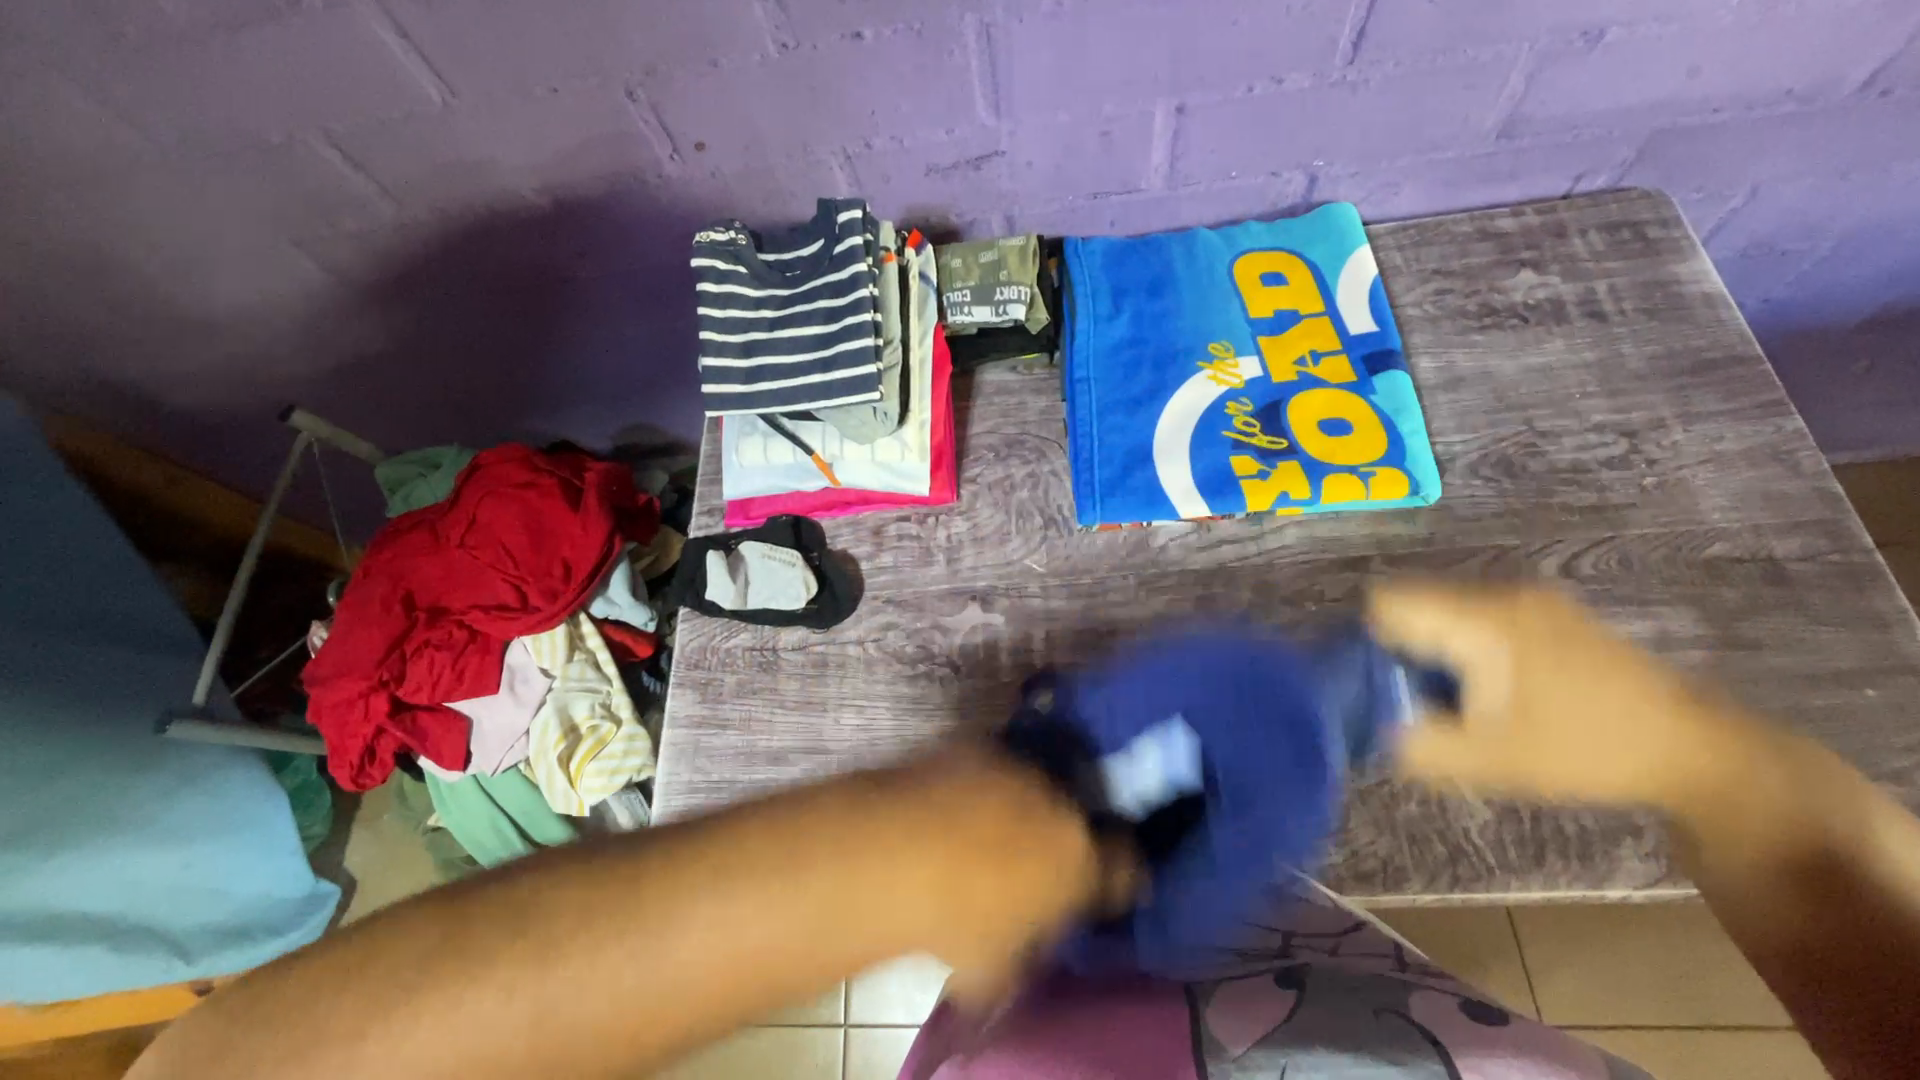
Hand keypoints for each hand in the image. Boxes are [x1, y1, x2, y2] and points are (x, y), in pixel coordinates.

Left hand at [871, 744, 1138, 1013]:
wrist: (896, 853)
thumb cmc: (954, 925)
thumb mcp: (997, 968)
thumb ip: (1025, 953)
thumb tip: (1021, 953)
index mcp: (1081, 863)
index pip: (1126, 868)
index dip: (1114, 881)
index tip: (1098, 891)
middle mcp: (1062, 806)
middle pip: (1076, 820)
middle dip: (1061, 838)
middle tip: (1031, 862)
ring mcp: (1020, 769)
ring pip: (1037, 787)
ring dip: (1023, 805)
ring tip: (986, 829)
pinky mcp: (979, 745)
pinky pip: (994, 766)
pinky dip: (983, 782)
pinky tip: (954, 802)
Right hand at [1366, 580, 1747, 807]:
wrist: (1694, 751)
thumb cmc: (1586, 752)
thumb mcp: (1488, 762)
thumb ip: (1415, 743)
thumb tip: (1373, 726)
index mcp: (1483, 620)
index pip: (1386, 602)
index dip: (1367, 643)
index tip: (1378, 689)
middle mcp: (1502, 594)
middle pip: (1415, 607)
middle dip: (1402, 654)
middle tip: (1416, 707)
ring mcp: (1532, 600)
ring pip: (1446, 616)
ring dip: (1436, 656)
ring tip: (1457, 706)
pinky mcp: (1550, 615)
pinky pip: (1478, 622)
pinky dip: (1466, 654)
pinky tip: (1493, 696)